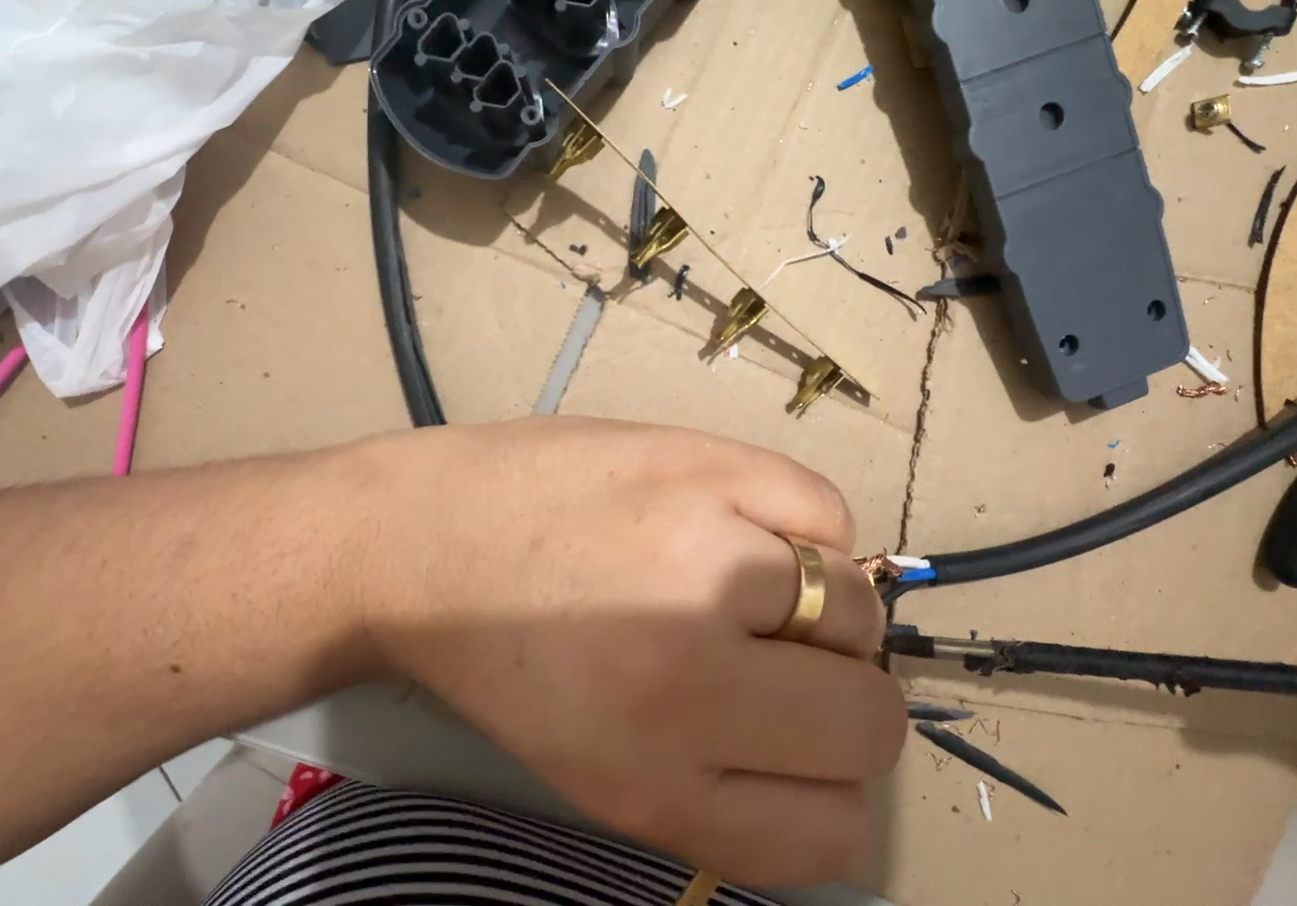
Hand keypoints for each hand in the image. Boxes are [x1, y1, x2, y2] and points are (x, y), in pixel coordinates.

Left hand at [355, 418, 905, 887]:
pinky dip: (806, 527)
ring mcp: (705, 558)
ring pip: (861, 610)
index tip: (803, 746)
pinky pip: (830, 514)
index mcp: (658, 782)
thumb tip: (839, 750)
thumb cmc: (505, 660)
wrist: (423, 536)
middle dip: (845, 699)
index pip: (836, 831)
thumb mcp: (603, 769)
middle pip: (873, 723)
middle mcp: (693, 679)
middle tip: (784, 658)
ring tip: (749, 580)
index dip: (834, 787)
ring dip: (825, 607)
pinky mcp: (708, 466)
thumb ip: (725, 784)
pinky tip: (746, 522)